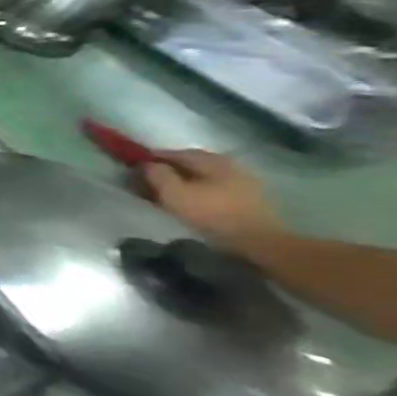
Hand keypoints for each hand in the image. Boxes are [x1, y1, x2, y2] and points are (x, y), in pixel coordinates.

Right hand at [138, 149, 284, 247]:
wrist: (262, 242)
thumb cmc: (213, 214)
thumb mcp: (174, 193)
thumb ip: (156, 174)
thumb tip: (148, 165)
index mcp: (210, 159)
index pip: (171, 153)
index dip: (150, 160)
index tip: (135, 172)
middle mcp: (228, 163)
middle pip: (189, 164)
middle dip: (168, 171)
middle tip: (151, 184)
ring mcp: (243, 180)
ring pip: (203, 176)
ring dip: (185, 182)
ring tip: (170, 196)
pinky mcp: (251, 197)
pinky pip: (216, 188)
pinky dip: (200, 191)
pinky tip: (193, 203)